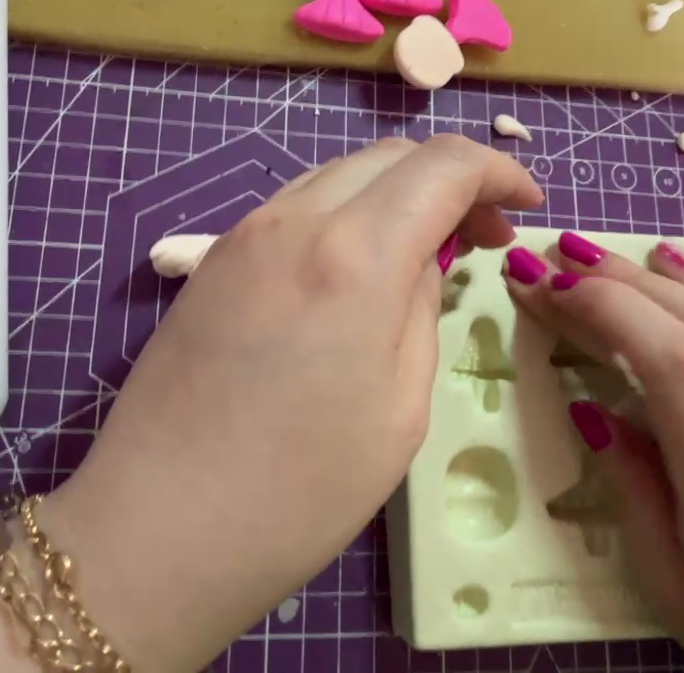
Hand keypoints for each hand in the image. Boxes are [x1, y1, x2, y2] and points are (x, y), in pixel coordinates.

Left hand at [43, 136, 541, 671]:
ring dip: (393, 193)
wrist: (155, 526)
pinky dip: (344, 213)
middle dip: (448, 180)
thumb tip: (422, 256)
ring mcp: (243, 234)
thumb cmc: (297, 491)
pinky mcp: (213, 259)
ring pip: (338, 174)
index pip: (442, 165)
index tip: (527, 203)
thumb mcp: (399, 409)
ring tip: (423, 250)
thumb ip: (421, 308)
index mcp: (353, 253)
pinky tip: (355, 266)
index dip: (497, 171)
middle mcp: (294, 219)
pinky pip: (295, 207)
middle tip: (481, 237)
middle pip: (388, 157)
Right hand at [504, 236, 683, 672]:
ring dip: (654, 279)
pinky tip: (678, 272)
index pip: (670, 360)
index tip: (540, 286)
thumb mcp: (680, 594)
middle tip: (545, 257)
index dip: (601, 309)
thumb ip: (633, 491)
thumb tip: (593, 411)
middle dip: (611, 282)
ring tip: (595, 253)